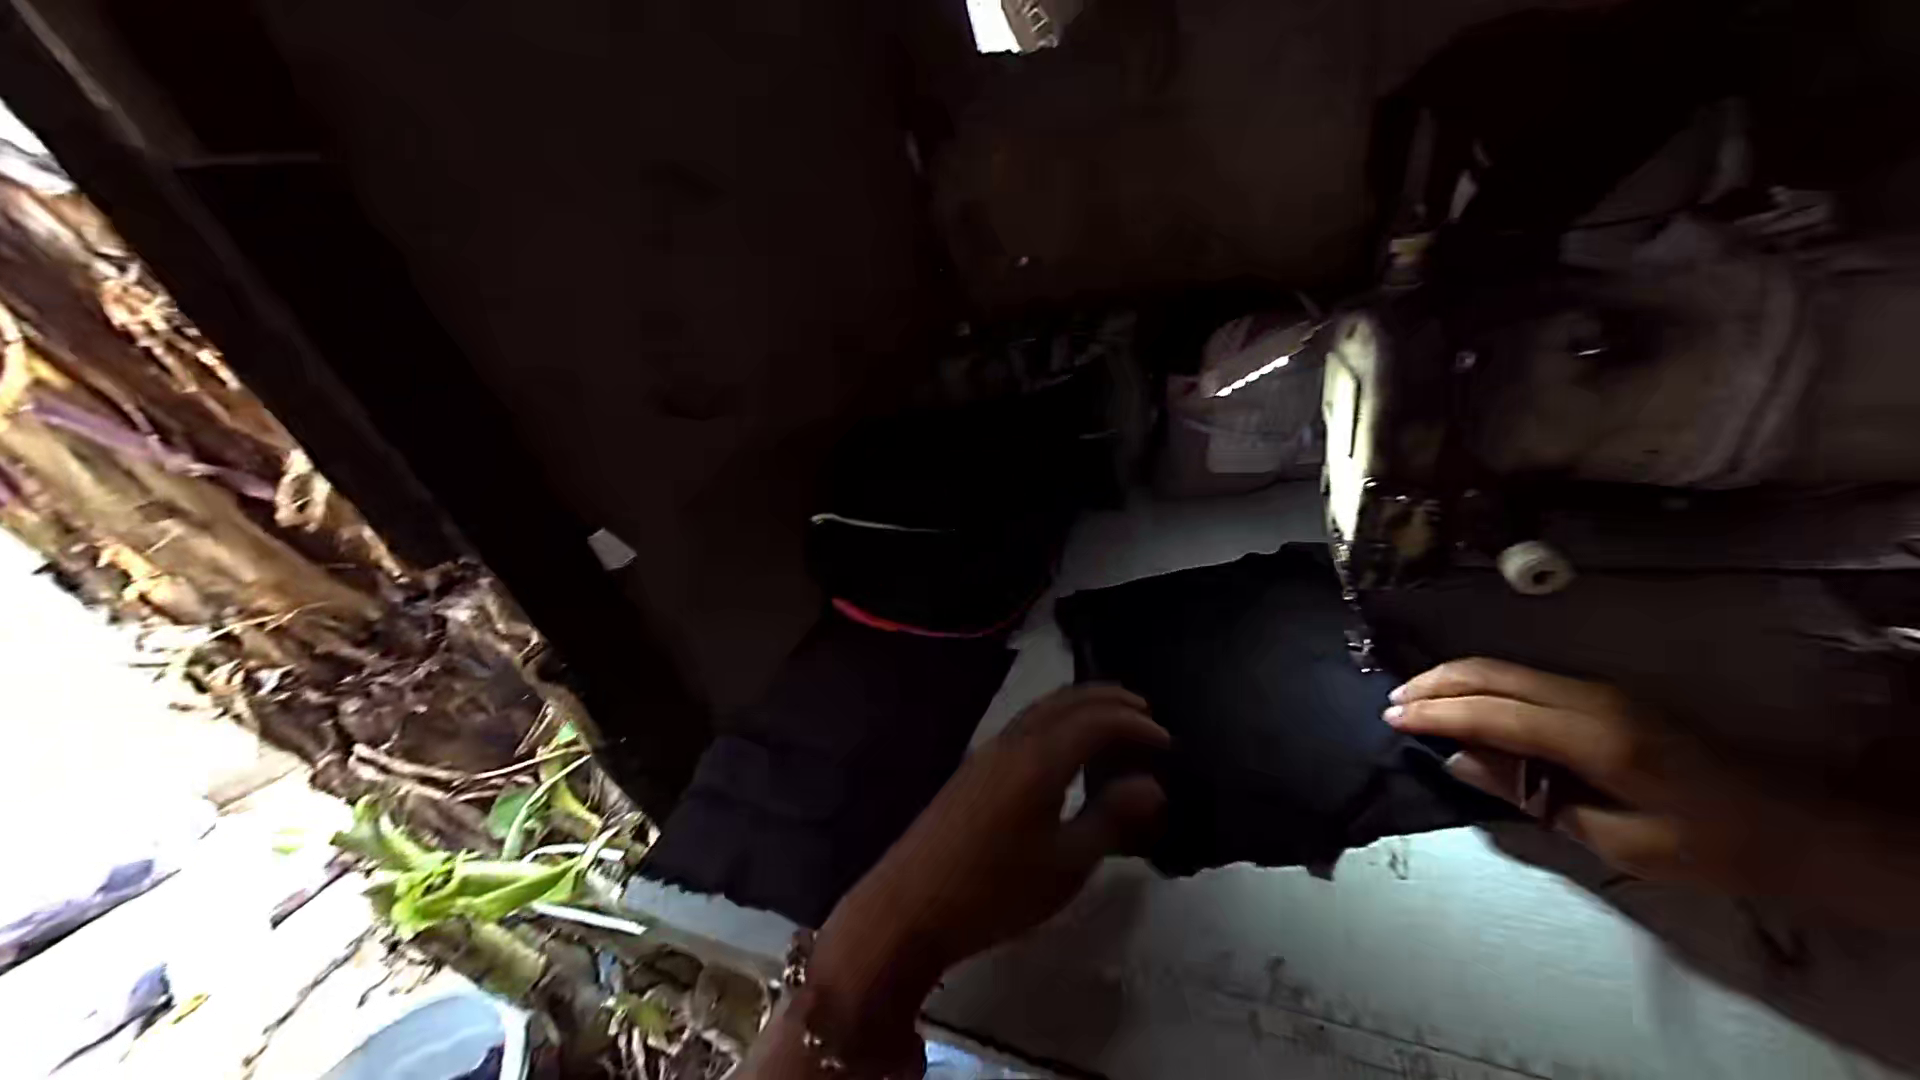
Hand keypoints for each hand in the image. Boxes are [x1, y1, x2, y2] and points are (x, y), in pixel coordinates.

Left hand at [811, 685, 1168, 1015]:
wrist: (910, 904)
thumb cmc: (997, 890)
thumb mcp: (1067, 863)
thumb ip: (1111, 818)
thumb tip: (1151, 785)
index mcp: (1040, 758)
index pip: (1096, 721)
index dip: (1135, 725)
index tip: (1167, 742)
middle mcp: (1013, 741)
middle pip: (1066, 700)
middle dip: (1108, 699)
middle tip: (1144, 711)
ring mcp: (987, 751)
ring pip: (1041, 708)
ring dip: (1079, 705)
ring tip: (1110, 720)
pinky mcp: (973, 767)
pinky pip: (1025, 724)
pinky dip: (1056, 719)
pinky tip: (1063, 746)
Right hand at [1384, 657, 1800, 893]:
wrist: (1800, 827)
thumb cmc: (1710, 846)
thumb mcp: (1618, 841)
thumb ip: (1530, 796)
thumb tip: (1459, 760)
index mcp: (1595, 737)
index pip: (1492, 713)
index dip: (1435, 714)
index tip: (1391, 720)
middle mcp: (1590, 698)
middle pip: (1489, 674)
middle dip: (1432, 685)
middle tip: (1392, 704)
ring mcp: (1596, 689)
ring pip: (1500, 667)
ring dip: (1450, 680)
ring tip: (1413, 700)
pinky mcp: (1599, 692)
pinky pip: (1518, 676)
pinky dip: (1477, 684)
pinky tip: (1460, 701)